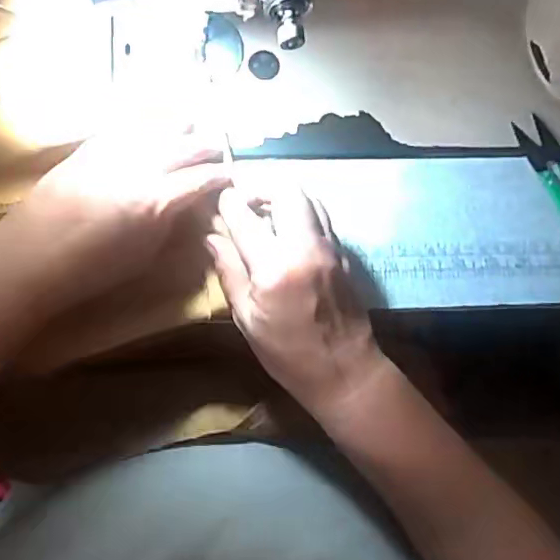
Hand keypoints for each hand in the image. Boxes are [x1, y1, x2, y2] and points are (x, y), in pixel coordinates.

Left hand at [0, 126, 231, 318]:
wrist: (30, 260)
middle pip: (180, 148)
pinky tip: (148, 124)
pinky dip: (139, 125)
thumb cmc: (89, 272)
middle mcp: (136, 170)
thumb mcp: (141, 257)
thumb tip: (183, 207)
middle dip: (204, 146)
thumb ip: (167, 226)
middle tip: (218, 146)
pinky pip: (119, 130)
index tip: (230, 174)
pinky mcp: (84, 151)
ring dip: (175, 128)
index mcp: (155, 202)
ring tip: (190, 124)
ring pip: (151, 131)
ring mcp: (108, 155)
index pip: (199, 180)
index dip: (219, 176)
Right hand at [206, 185, 390, 412]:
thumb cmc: (287, 353)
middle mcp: (305, 247)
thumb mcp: (247, 317)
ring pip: (308, 198)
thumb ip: (229, 271)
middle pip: (286, 190)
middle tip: (243, 203)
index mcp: (274, 267)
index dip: (227, 204)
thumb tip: (212, 237)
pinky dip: (300, 213)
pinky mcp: (343, 253)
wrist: (346, 372)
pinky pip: (320, 217)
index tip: (217, 203)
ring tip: (264, 214)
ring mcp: (330, 247)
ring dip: (282, 198)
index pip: (244, 216)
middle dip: (260, 188)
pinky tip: (285, 233)